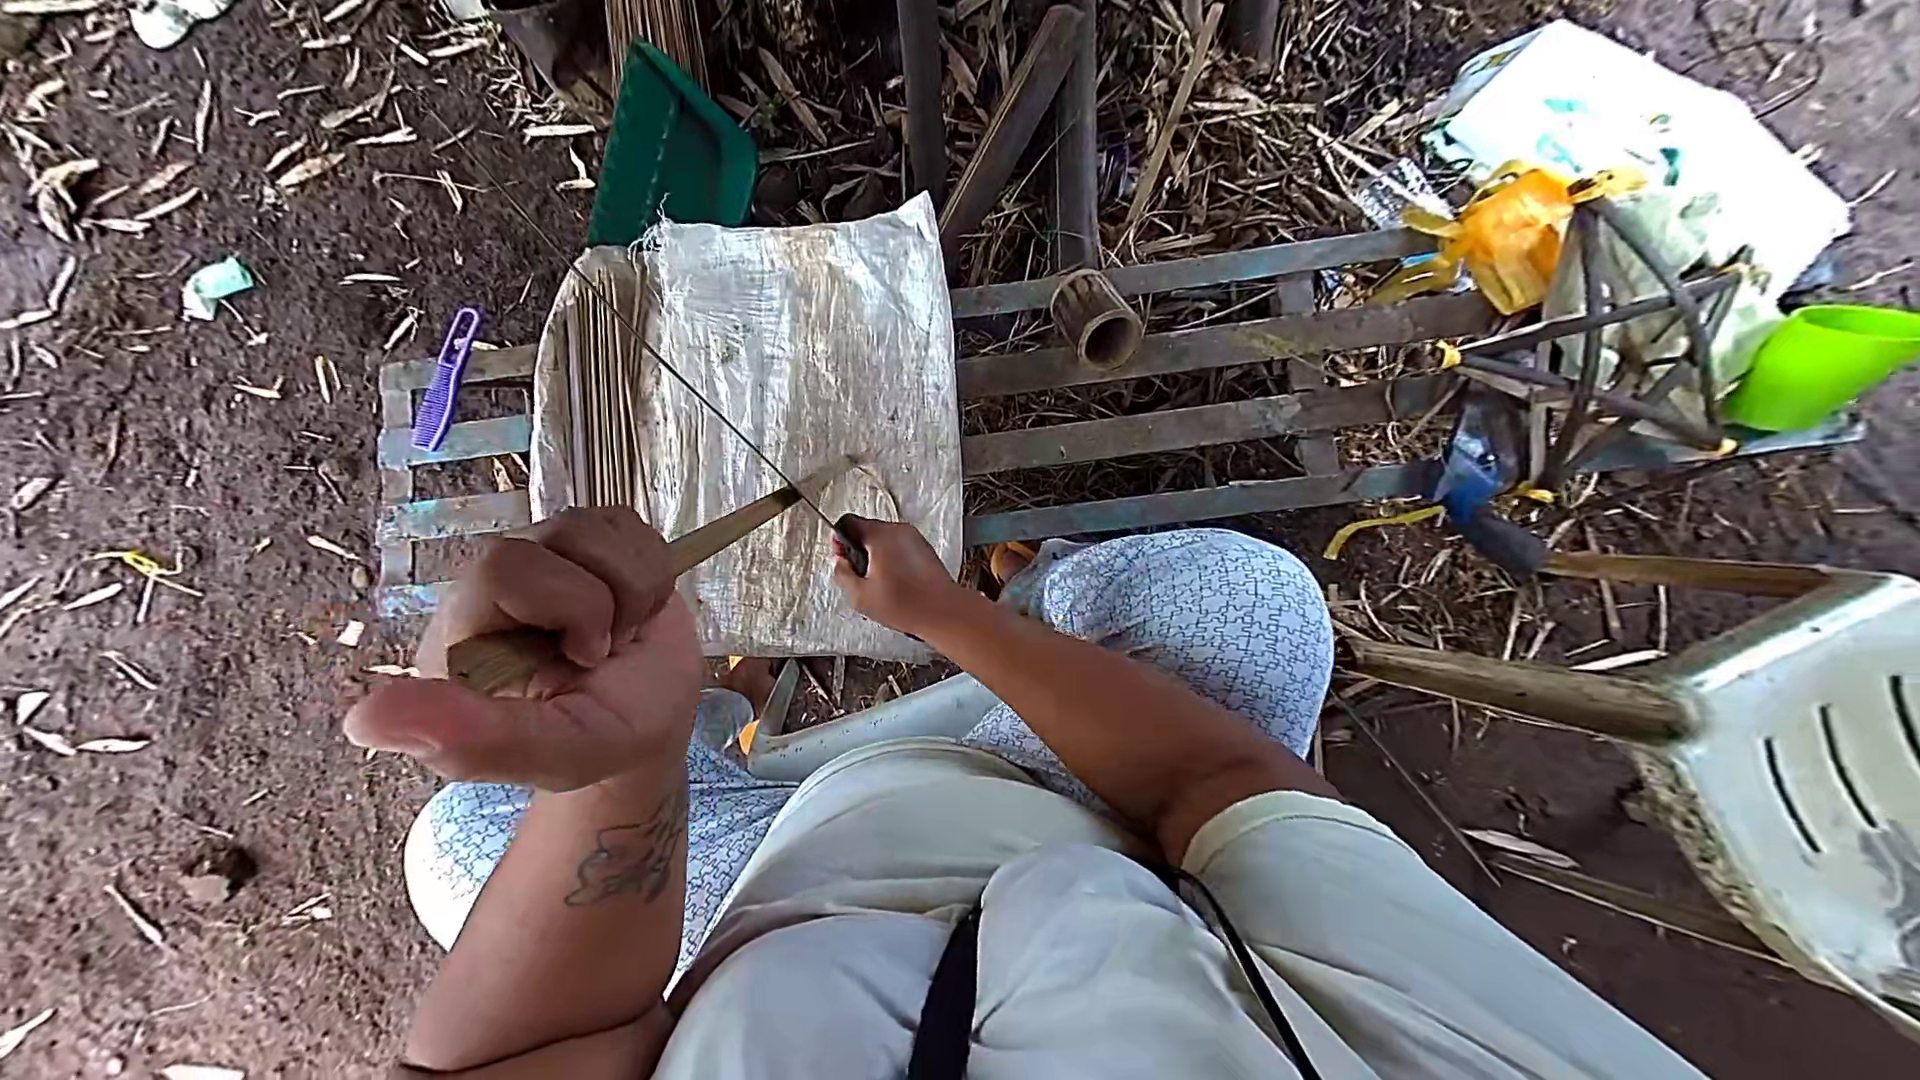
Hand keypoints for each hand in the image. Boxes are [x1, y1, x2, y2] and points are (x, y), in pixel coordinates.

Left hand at [344, 507, 702, 790]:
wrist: (654, 724)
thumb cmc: (603, 741)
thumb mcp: (550, 752)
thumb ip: (475, 739)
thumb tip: (366, 719)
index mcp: (469, 631)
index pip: (508, 569)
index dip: (571, 605)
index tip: (589, 659)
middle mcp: (501, 585)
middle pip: (562, 534)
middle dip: (611, 597)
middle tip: (609, 647)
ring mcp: (550, 560)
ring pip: (600, 524)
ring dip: (638, 586)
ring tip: (625, 630)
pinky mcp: (596, 549)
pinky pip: (628, 524)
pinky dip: (654, 571)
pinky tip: (638, 610)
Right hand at [831, 516, 981, 638]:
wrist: (943, 612)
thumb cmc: (907, 604)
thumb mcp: (860, 595)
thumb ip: (842, 573)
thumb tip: (839, 563)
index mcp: (880, 536)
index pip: (849, 523)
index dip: (839, 541)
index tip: (841, 557)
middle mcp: (898, 531)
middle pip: (867, 531)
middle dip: (859, 551)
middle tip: (859, 576)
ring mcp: (914, 539)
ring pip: (884, 541)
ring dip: (876, 557)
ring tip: (878, 584)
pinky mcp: (925, 550)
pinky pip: (900, 548)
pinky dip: (893, 561)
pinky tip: (895, 584)